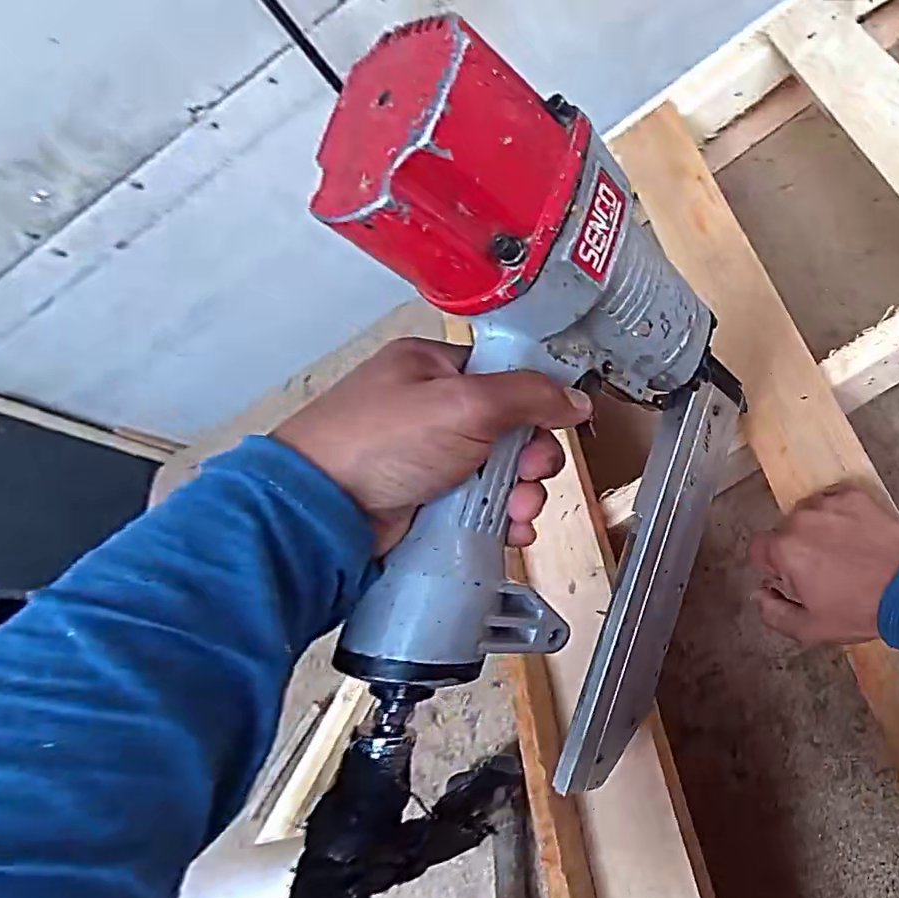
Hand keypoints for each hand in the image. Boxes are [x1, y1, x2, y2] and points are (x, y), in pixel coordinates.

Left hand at [272, 337, 592, 551]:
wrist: (322, 513)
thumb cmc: (374, 445)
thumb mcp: (464, 404)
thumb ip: (529, 396)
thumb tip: (577, 399)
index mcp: (438, 370)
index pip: (512, 377)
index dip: (540, 404)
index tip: (552, 425)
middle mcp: (440, 410)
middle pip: (521, 431)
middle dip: (534, 460)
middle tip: (528, 473)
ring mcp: (440, 456)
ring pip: (512, 473)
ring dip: (525, 495)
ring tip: (516, 511)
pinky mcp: (441, 496)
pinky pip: (495, 504)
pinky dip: (509, 518)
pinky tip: (509, 527)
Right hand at [748, 485, 898, 645]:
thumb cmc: (861, 610)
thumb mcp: (810, 628)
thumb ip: (772, 612)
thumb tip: (760, 594)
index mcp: (786, 550)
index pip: (758, 548)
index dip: (773, 566)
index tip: (792, 576)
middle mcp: (804, 519)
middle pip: (787, 530)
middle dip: (800, 548)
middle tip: (826, 571)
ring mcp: (832, 504)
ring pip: (812, 514)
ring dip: (821, 529)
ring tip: (847, 554)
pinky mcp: (857, 497)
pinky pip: (838, 503)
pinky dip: (844, 516)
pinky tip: (860, 538)